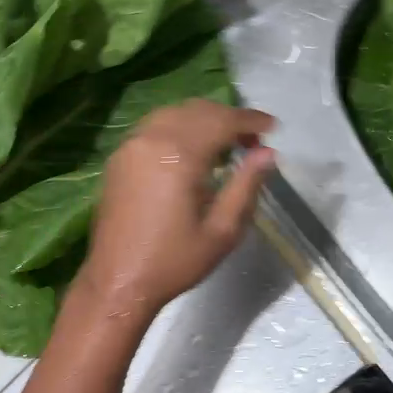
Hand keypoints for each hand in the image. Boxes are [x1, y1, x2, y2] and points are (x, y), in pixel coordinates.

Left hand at [70, 100, 275, 321]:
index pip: (222, 121)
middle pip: (197, 111)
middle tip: (254, 140)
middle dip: (229, 118)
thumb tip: (268, 154)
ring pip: (174, 114)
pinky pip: (155, 127)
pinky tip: (194, 150)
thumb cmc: (176, 261)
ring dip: (204, 120)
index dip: (251, 120)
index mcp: (180, 157)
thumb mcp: (223, 230)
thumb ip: (247, 186)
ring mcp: (130, 146)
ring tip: (227, 143)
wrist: (119, 281)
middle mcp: (152, 140)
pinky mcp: (119, 158)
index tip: (272, 127)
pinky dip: (180, 128)